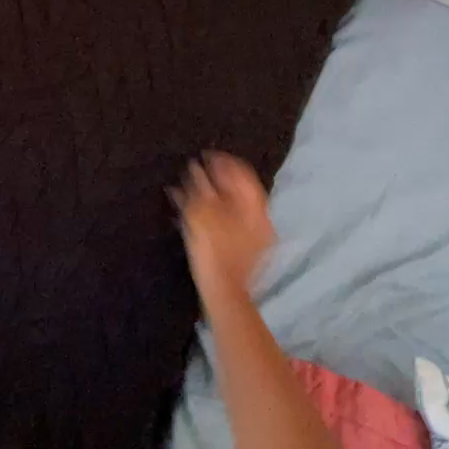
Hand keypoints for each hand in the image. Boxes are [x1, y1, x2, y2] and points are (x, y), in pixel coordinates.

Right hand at [171, 153, 275, 302]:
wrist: (223, 293)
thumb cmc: (214, 250)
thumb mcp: (202, 213)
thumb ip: (199, 187)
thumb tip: (195, 168)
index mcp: (255, 208)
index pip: (243, 174)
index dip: (223, 161)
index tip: (204, 155)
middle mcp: (259, 219)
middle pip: (238, 190)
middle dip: (215, 179)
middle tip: (194, 172)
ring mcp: (253, 236)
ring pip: (231, 206)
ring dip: (211, 195)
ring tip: (188, 190)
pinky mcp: (243, 249)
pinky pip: (228, 221)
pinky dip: (212, 212)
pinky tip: (193, 212)